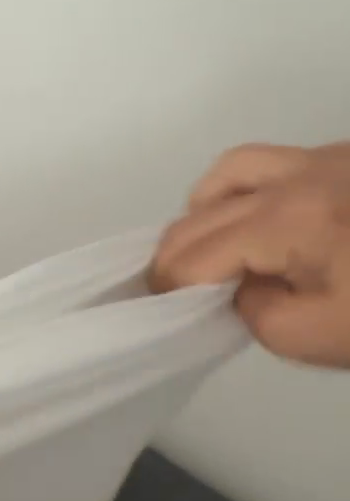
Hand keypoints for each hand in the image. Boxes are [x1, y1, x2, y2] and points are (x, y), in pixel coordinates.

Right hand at [149, 143, 349, 366]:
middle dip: (176, 260)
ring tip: (221, 247)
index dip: (167, 293)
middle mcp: (301, 179)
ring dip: (205, 214)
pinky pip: (279, 162)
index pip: (189, 260)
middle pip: (196, 219)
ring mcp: (336, 162)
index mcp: (287, 221)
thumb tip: (239, 289)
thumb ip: (253, 314)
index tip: (169, 316)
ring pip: (230, 174)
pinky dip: (250, 191)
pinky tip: (269, 222)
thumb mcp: (321, 338)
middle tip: (187, 295)